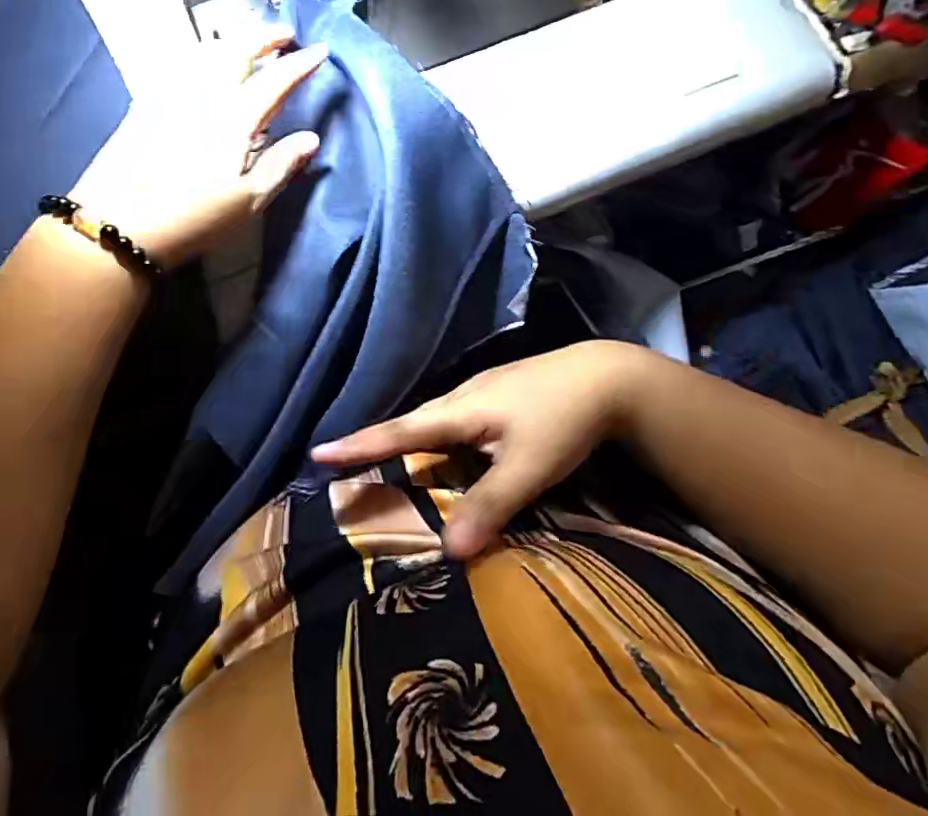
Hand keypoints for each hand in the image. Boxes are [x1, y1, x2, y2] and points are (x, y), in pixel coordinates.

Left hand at [71, 30, 327, 267]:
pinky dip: (198, 58)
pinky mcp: (143, 108)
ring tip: (245, 46)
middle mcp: (201, 97)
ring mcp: (168, 97)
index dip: (300, 63)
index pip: (274, 80)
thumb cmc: (191, 219)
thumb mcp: (246, 202)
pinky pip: (177, 68)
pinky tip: (199, 68)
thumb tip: (311, 138)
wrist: (116, 225)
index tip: (320, 50)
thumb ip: (280, 166)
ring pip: (203, 54)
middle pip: (235, 52)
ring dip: (230, 43)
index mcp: (233, 119)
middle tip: (284, 33)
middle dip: (263, 37)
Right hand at [311, 341, 660, 558]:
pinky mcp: (506, 392)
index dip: (359, 445)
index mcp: (462, 410)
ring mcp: (488, 389)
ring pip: (439, 417)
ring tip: (392, 458)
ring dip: (412, 438)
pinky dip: (443, 435)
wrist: (609, 376)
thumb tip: (447, 552)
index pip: (400, 432)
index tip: (318, 453)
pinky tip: (453, 447)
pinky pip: (460, 415)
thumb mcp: (529, 467)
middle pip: (414, 421)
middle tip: (346, 461)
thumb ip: (491, 506)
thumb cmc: (564, 417)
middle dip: (379, 442)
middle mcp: (466, 395)